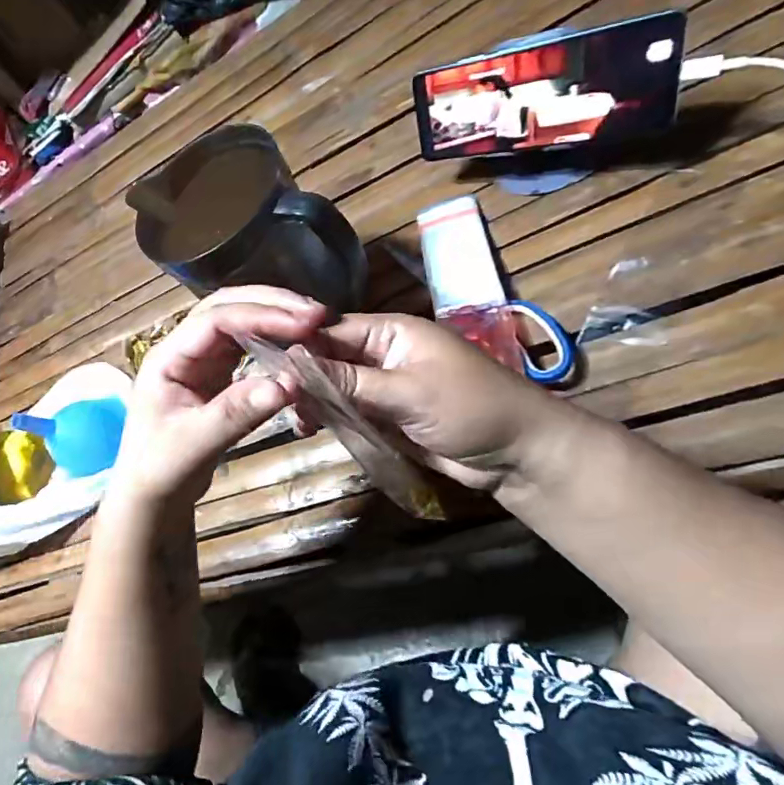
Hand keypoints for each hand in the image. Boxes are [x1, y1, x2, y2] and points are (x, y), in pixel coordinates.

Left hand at [110, 287, 325, 508]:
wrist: (153, 493)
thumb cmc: (160, 468)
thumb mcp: (195, 444)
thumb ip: (236, 413)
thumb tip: (289, 385)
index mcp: (168, 357)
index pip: (215, 320)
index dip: (260, 315)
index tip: (304, 323)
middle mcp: (184, 349)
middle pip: (226, 307)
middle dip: (271, 304)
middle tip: (317, 315)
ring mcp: (201, 360)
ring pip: (239, 322)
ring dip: (275, 317)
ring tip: (314, 324)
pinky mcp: (217, 374)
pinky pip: (248, 346)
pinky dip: (274, 341)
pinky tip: (298, 345)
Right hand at [297, 312, 571, 490]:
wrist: (518, 455)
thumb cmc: (470, 409)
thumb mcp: (407, 392)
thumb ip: (349, 380)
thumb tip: (294, 363)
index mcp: (390, 331)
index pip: (330, 329)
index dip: (298, 344)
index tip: (265, 365)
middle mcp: (380, 353)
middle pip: (327, 357)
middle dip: (301, 376)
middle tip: (277, 399)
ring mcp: (381, 384)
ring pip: (332, 385)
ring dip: (312, 399)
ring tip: (295, 420)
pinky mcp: (384, 413)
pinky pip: (346, 409)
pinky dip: (328, 417)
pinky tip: (310, 428)